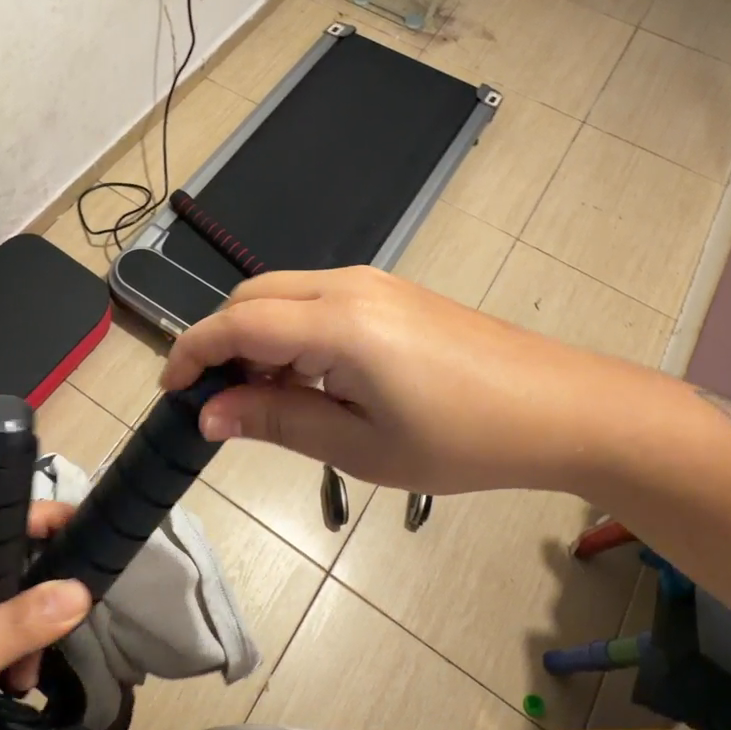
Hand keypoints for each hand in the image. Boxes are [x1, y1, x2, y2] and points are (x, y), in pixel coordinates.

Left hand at [0, 503, 91, 729]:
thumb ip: (16, 624)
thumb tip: (82, 590)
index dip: (40, 521)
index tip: (88, 535)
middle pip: (7, 557)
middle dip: (36, 594)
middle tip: (59, 624)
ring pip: (8, 594)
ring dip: (27, 631)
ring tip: (26, 672)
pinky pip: (0, 623)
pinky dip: (15, 648)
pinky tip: (16, 679)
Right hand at [160, 266, 649, 494]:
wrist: (559, 408)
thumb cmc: (462, 440)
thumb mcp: (361, 446)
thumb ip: (277, 421)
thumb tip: (209, 415)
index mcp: (338, 323)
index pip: (236, 323)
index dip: (192, 353)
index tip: (171, 393)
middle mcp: (346, 286)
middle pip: (251, 296)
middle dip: (219, 342)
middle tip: (216, 401)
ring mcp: (371, 283)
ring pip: (281, 293)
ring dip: (253, 336)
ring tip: (260, 398)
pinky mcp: (389, 292)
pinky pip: (313, 299)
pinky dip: (287, 331)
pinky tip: (304, 377)